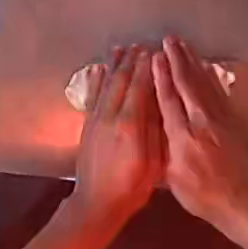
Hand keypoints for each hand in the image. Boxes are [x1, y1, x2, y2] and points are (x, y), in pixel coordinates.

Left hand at [70, 46, 161, 224]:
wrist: (96, 203)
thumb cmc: (131, 188)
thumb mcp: (153, 163)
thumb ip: (155, 131)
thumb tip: (159, 102)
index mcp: (130, 125)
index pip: (140, 88)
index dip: (148, 68)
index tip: (155, 52)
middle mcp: (110, 116)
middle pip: (122, 81)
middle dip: (132, 61)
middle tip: (142, 45)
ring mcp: (96, 119)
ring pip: (106, 84)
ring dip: (115, 65)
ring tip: (123, 48)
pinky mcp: (87, 124)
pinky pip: (94, 95)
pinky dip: (100, 79)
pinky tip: (103, 69)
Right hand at [151, 37, 247, 228]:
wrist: (240, 201)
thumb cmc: (200, 194)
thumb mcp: (171, 176)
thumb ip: (161, 147)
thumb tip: (150, 124)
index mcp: (181, 136)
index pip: (168, 99)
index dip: (161, 76)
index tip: (155, 57)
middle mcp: (201, 122)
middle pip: (187, 84)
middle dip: (177, 60)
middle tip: (169, 39)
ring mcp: (219, 120)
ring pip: (204, 84)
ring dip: (193, 62)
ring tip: (183, 45)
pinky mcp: (231, 122)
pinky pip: (218, 92)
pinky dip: (210, 76)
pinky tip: (205, 65)